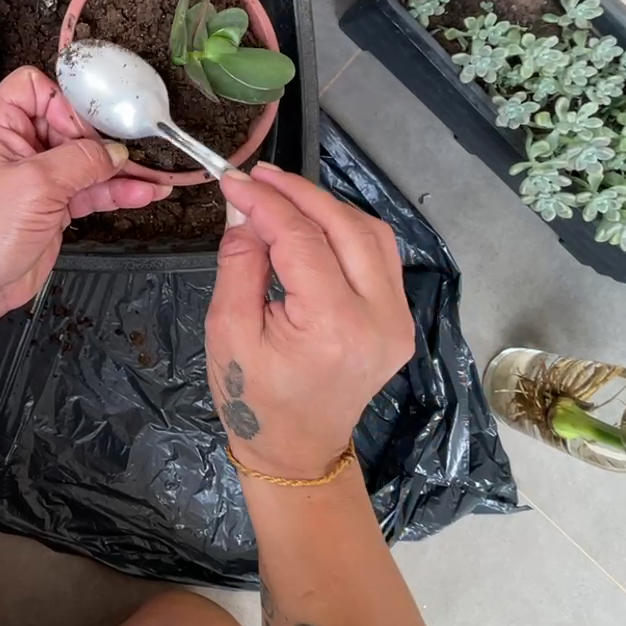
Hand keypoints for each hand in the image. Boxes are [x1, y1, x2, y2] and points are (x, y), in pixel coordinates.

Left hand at [0, 66, 169, 315]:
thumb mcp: (35, 185)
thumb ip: (80, 161)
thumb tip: (115, 151)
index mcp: (0, 127)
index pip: (34, 87)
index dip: (63, 100)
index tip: (85, 125)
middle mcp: (19, 147)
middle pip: (69, 123)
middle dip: (102, 137)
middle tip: (129, 151)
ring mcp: (38, 177)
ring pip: (86, 160)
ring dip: (120, 169)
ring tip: (155, 176)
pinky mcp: (54, 205)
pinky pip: (91, 189)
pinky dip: (117, 191)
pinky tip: (144, 193)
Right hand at [207, 164, 414, 478]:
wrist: (296, 449)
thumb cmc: (252, 398)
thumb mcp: (227, 331)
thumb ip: (239, 265)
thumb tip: (245, 213)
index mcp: (333, 326)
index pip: (301, 240)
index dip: (265, 203)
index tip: (231, 181)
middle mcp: (380, 318)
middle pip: (346, 227)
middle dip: (299, 193)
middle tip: (256, 176)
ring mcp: (398, 319)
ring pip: (371, 234)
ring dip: (325, 206)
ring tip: (280, 191)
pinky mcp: (397, 318)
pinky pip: (377, 254)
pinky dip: (343, 227)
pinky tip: (310, 220)